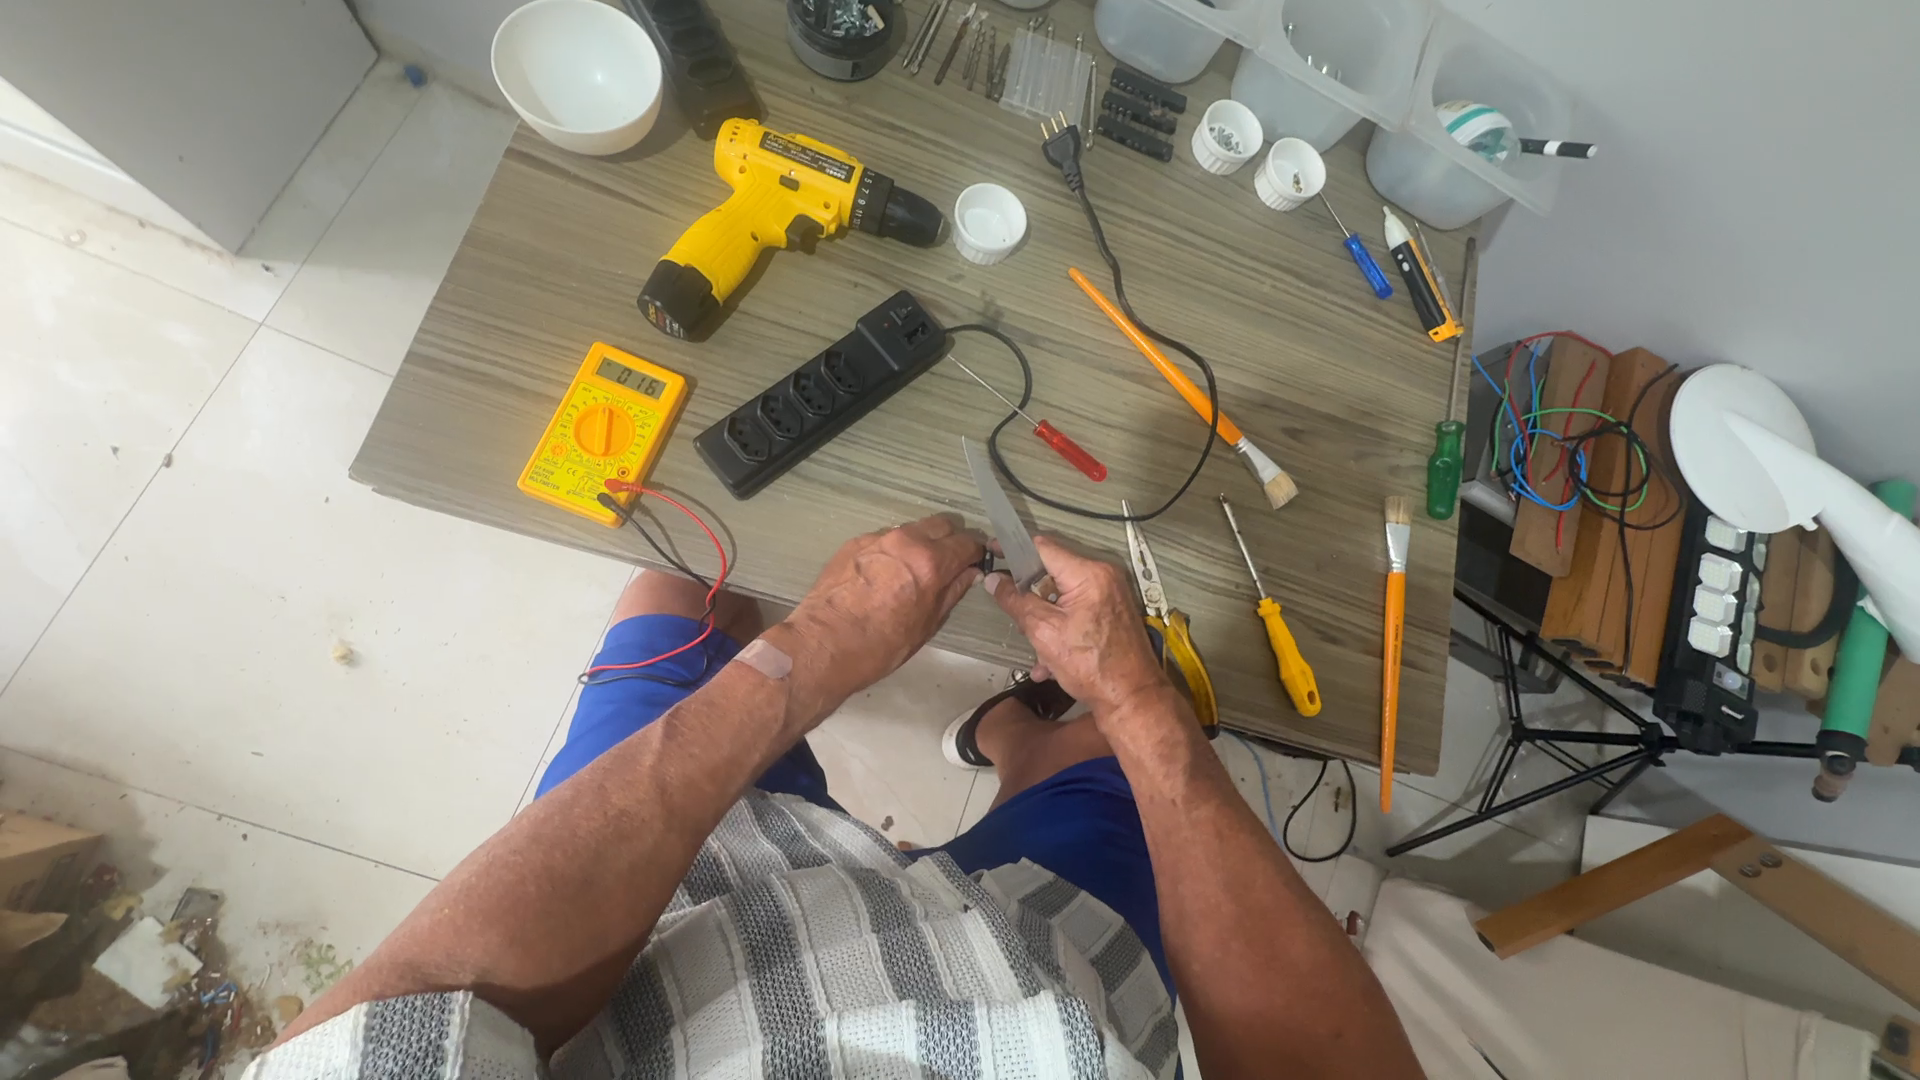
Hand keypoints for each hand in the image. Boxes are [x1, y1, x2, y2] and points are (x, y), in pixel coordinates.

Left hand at [772, 513, 984, 714]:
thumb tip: (969, 573)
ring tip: (915, 569)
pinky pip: (885, 539)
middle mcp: (906, 541)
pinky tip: (885, 574)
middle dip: (951, 540)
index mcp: (930, 562)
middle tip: (950, 562)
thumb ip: (952, 592)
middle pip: (941, 524)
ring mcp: (877, 538)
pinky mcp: (854, 543)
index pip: (967, 543)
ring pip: (912, 529)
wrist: (824, 645)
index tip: (975, 562)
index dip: (976, 553)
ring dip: (921, 542)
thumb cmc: (881, 645)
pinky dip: (894, 550)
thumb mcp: (927, 625)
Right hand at [983, 535, 1172, 719]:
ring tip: (1036, 649)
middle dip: (1029, 595)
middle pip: (1053, 573)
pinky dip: (1061, 628)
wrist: (1133, 698)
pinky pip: (1077, 610)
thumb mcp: (1043, 632)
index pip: (1043, 547)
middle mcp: (1104, 576)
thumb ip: (1016, 601)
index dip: (1014, 548)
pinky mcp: (1112, 611)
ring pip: (1062, 596)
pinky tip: (1049, 660)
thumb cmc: (1091, 666)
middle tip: (1016, 616)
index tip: (993, 550)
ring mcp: (1110, 594)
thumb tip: (994, 581)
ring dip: (1043, 618)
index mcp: (1088, 574)